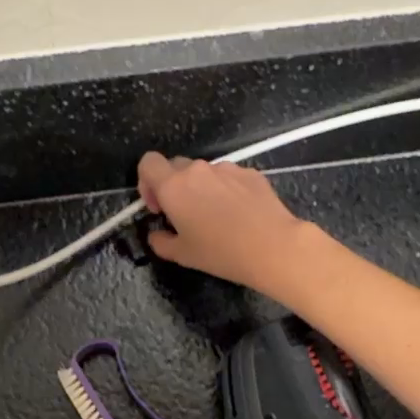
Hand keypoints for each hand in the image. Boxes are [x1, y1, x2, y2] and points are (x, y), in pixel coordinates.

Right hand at [136, 152, 314, 295]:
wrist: (272, 246)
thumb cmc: (220, 252)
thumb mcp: (183, 255)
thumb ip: (161, 242)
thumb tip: (156, 236)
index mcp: (174, 186)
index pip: (148, 163)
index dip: (146, 182)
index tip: (159, 207)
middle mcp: (197, 170)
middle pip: (176, 166)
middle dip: (174, 187)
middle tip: (184, 215)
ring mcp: (226, 169)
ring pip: (204, 173)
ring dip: (202, 189)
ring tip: (217, 218)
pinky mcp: (250, 173)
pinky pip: (229, 177)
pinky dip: (227, 191)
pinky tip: (240, 214)